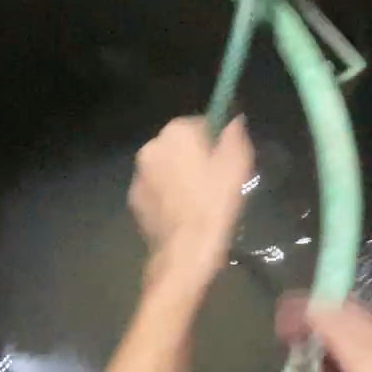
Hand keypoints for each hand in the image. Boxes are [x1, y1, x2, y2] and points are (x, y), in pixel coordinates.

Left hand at [129, 116, 253, 292]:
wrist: (186, 252)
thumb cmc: (215, 203)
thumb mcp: (237, 165)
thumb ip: (235, 135)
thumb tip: (234, 119)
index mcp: (176, 131)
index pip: (200, 123)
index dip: (216, 141)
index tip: (227, 161)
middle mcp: (151, 146)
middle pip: (180, 144)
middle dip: (196, 157)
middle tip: (216, 181)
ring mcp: (139, 175)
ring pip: (166, 167)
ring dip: (179, 175)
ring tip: (200, 200)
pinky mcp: (134, 200)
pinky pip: (156, 189)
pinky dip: (167, 195)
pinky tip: (184, 212)